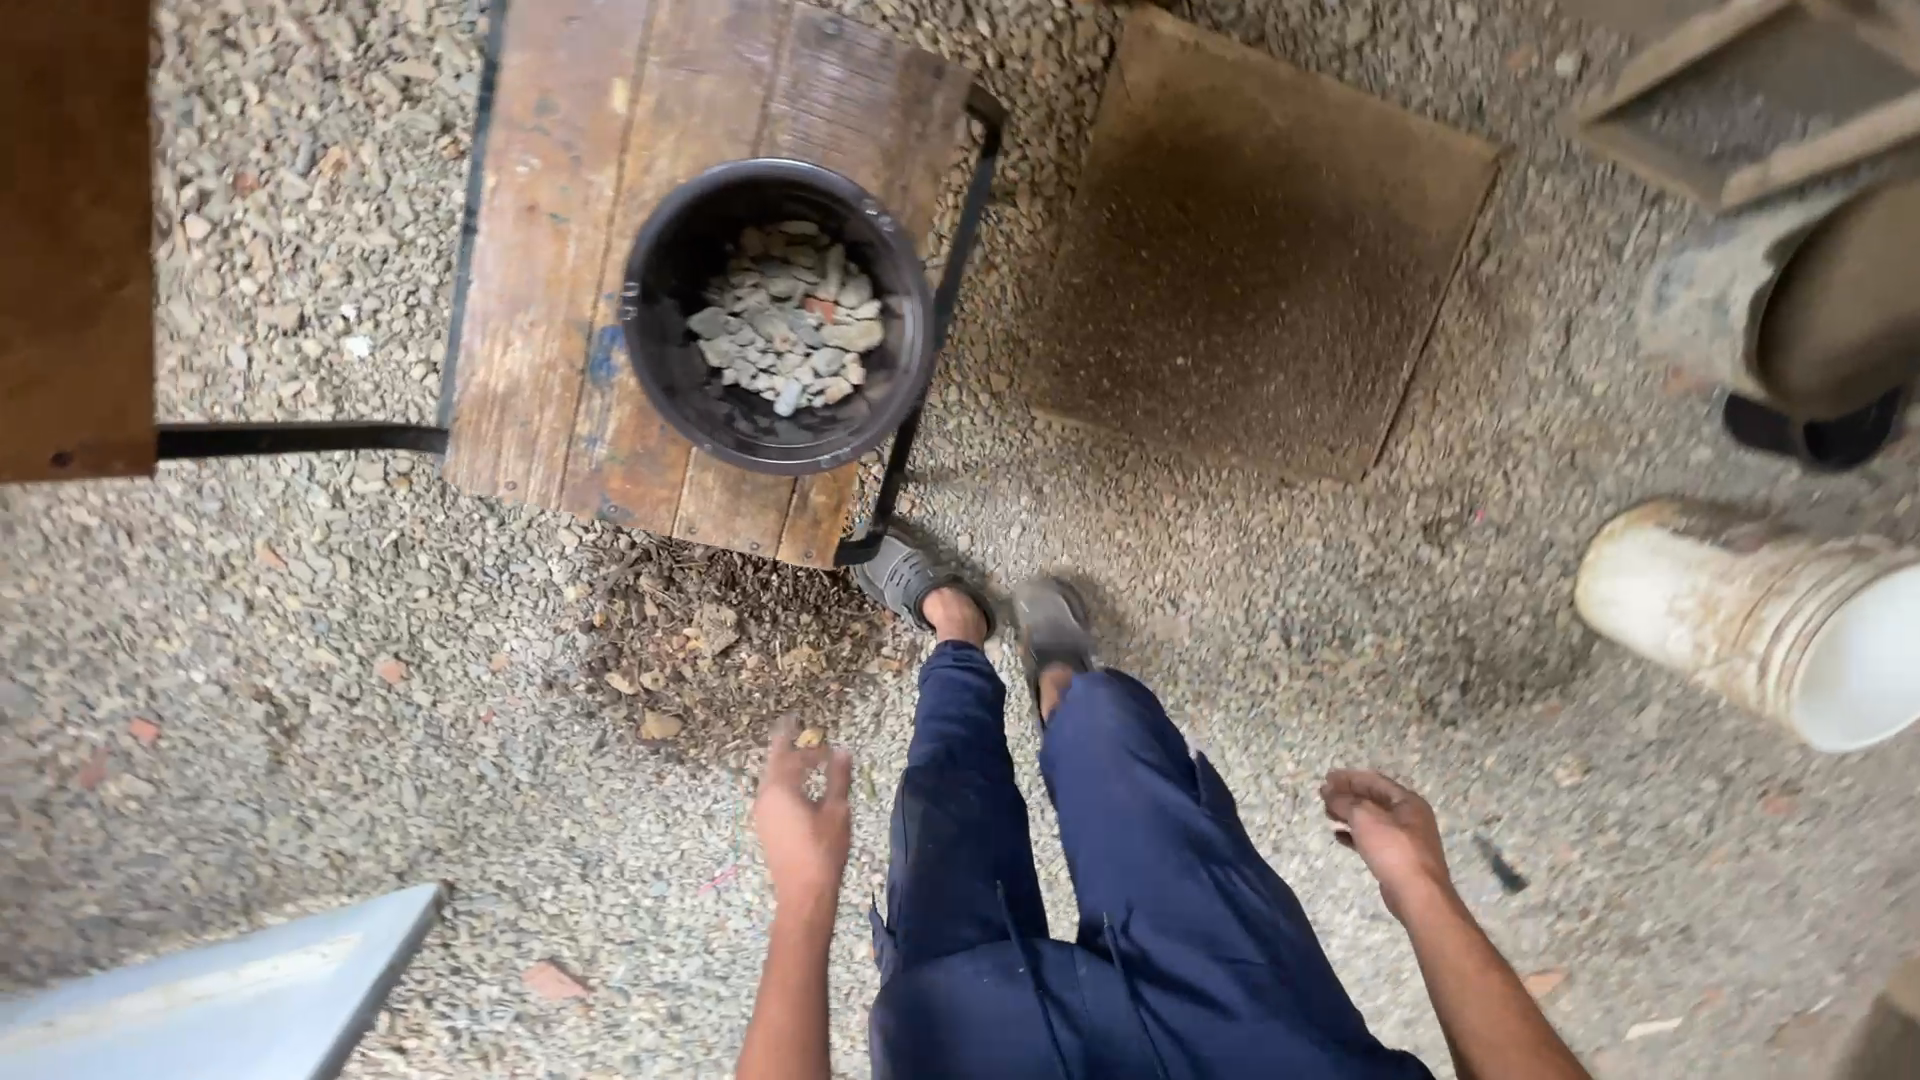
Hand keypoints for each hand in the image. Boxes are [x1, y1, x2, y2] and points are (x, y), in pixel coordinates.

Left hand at [753, 719, 852, 911]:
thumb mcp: (837, 810)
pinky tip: (798, 786)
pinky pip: (772, 792)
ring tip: (800, 755)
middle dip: (785, 744)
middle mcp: (765, 797)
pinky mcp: (766, 826)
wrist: (803, 894)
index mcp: (780, 789)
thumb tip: (841, 751)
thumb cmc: (823, 850)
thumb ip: (838, 778)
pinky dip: (784, 781)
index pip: (793, 756)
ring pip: (771, 778)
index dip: (811, 748)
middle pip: (774, 762)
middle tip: (791, 725)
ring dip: (785, 764)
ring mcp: (762, 813)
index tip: (829, 746)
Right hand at [1321, 769, 1454, 921]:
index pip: (1374, 781)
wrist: (1418, 895)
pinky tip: (1338, 835)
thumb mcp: (1364, 817)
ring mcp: (1404, 839)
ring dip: (1348, 814)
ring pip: (1371, 820)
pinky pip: (1372, 839)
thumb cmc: (1393, 849)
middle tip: (1324, 795)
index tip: (1326, 777)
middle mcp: (1409, 818)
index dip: (1349, 777)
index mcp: (1408, 802)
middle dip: (1347, 795)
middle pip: (1373, 799)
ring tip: (1327, 813)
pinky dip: (1354, 834)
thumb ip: (1344, 801)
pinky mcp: (1397, 858)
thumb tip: (1328, 792)